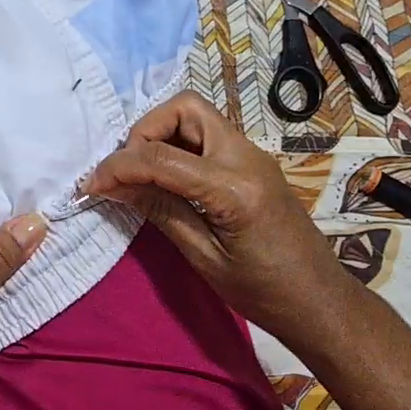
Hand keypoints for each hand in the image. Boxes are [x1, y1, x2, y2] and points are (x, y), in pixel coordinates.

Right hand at [82, 91, 345, 338]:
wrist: (319, 301)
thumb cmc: (263, 291)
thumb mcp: (203, 257)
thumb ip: (160, 211)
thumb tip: (113, 185)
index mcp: (233, 187)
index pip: (161, 156)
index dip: (118, 167)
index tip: (91, 186)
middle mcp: (245, 156)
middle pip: (185, 108)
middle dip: (145, 131)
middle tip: (128, 172)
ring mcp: (252, 155)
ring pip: (196, 116)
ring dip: (161, 136)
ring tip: (142, 176)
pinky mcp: (253, 163)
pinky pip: (208, 137)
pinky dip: (179, 147)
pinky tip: (166, 181)